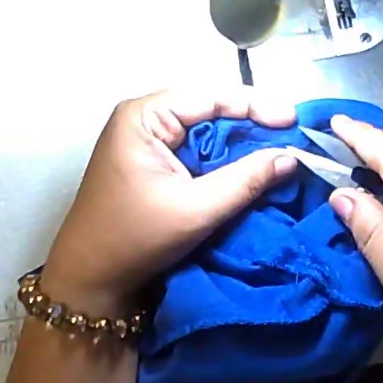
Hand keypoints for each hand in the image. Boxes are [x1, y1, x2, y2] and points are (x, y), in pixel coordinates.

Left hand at [45, 87, 297, 312]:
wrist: (89, 285)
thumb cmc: (134, 241)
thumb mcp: (196, 210)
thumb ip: (246, 179)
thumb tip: (292, 157)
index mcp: (144, 116)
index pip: (211, 96)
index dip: (256, 105)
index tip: (293, 121)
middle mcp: (146, 118)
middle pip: (212, 108)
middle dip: (253, 122)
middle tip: (294, 135)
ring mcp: (151, 139)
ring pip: (210, 129)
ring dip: (244, 140)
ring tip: (283, 147)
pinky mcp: (158, 161)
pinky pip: (202, 148)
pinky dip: (230, 157)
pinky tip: (257, 164)